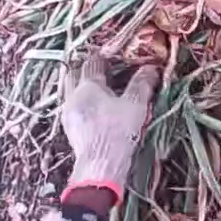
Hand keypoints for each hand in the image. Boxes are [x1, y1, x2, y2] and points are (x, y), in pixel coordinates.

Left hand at [60, 52, 158, 205]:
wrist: (100, 165)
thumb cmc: (118, 131)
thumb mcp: (135, 105)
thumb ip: (142, 84)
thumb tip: (151, 68)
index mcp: (88, 85)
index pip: (92, 62)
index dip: (103, 56)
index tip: (113, 55)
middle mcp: (73, 96)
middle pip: (74, 73)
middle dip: (85, 68)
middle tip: (100, 68)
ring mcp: (68, 114)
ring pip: (70, 91)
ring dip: (81, 86)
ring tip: (97, 89)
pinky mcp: (70, 129)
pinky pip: (73, 108)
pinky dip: (82, 103)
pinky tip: (93, 110)